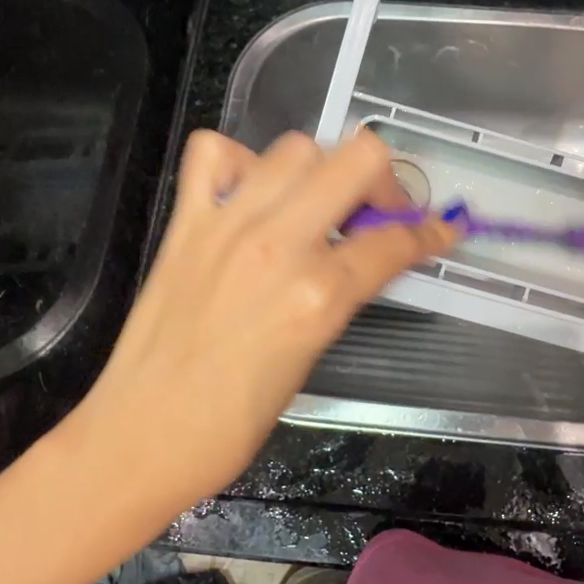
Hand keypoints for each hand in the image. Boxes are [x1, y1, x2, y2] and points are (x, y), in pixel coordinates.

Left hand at [77, 128, 460, 504]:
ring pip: (297, 148)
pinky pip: (214, 154)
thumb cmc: (233, 422)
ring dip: (321, 169)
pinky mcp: (186, 222)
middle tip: (378, 213)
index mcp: (318, 294)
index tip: (442, 229)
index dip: (430, 234)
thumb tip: (367, 258)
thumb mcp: (311, 357)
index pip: (395, 242)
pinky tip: (250, 193)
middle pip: (358, 160)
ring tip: (317, 204)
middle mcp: (279, 244)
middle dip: (384, 181)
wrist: (142, 435)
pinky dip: (240, 161)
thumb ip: (341, 295)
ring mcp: (228, 224)